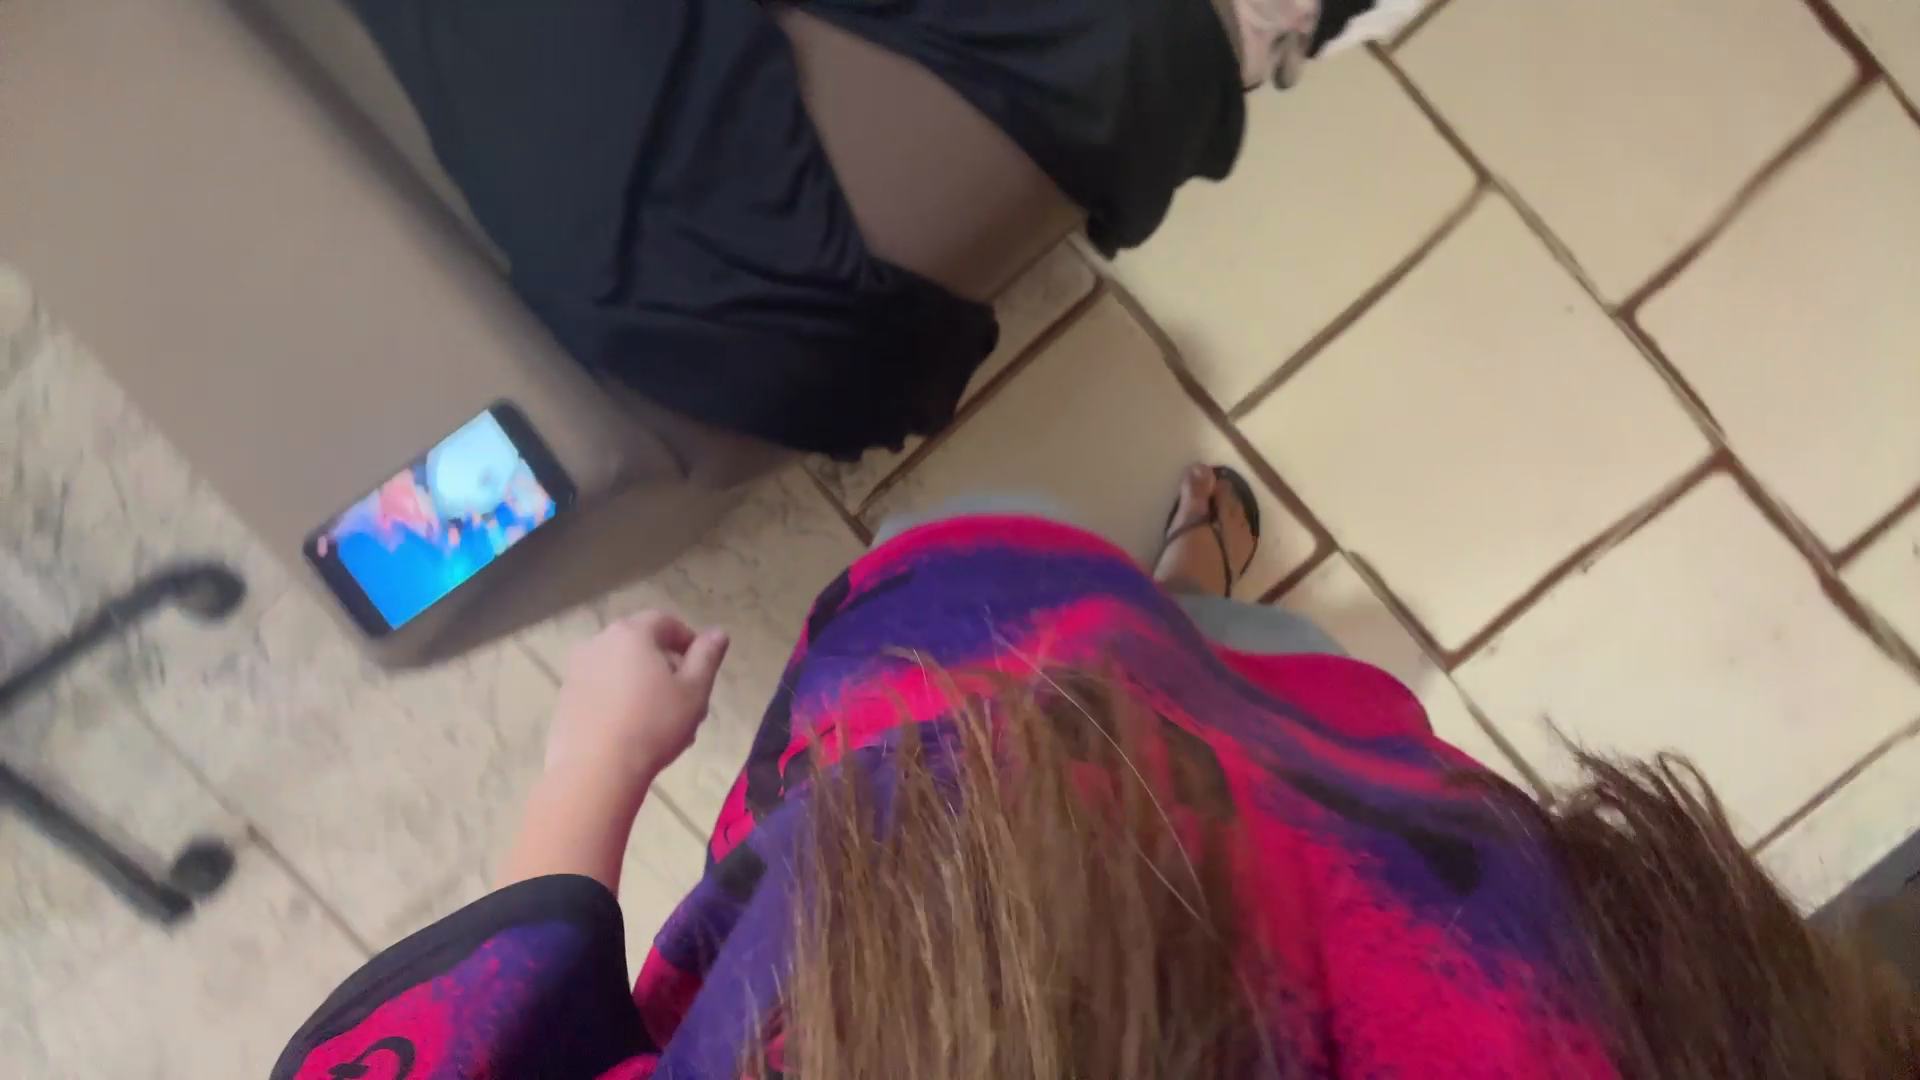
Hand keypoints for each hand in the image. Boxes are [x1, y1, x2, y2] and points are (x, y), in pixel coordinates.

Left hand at [545, 611, 729, 791]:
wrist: (594, 771)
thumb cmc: (654, 724)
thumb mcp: (695, 690)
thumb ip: (707, 656)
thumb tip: (718, 633)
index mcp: (632, 633)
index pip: (665, 621)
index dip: (688, 639)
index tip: (701, 666)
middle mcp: (599, 643)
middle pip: (640, 643)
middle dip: (665, 662)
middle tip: (683, 694)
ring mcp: (576, 671)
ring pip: (620, 667)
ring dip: (641, 682)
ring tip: (659, 716)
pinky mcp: (564, 699)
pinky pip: (600, 688)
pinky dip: (618, 698)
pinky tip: (631, 728)